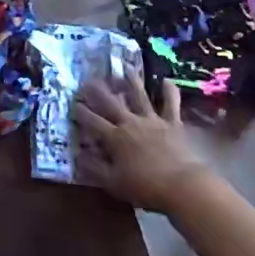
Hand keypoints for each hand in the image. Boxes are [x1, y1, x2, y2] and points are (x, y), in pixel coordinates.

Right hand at [73, 64, 212, 212]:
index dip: (82, 112)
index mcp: (115, 138)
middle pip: (112, 103)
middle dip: (98, 91)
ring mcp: (152, 120)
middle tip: (89, 79)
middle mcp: (131, 123)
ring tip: (126, 67)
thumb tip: (78, 154)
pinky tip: (166, 80)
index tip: (74, 103)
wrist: (180, 184)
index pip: (93, 122)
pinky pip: (170, 103)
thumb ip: (95, 168)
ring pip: (139, 96)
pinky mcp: (172, 122)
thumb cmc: (145, 187)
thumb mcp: (113, 183)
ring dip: (132, 81)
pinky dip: (169, 91)